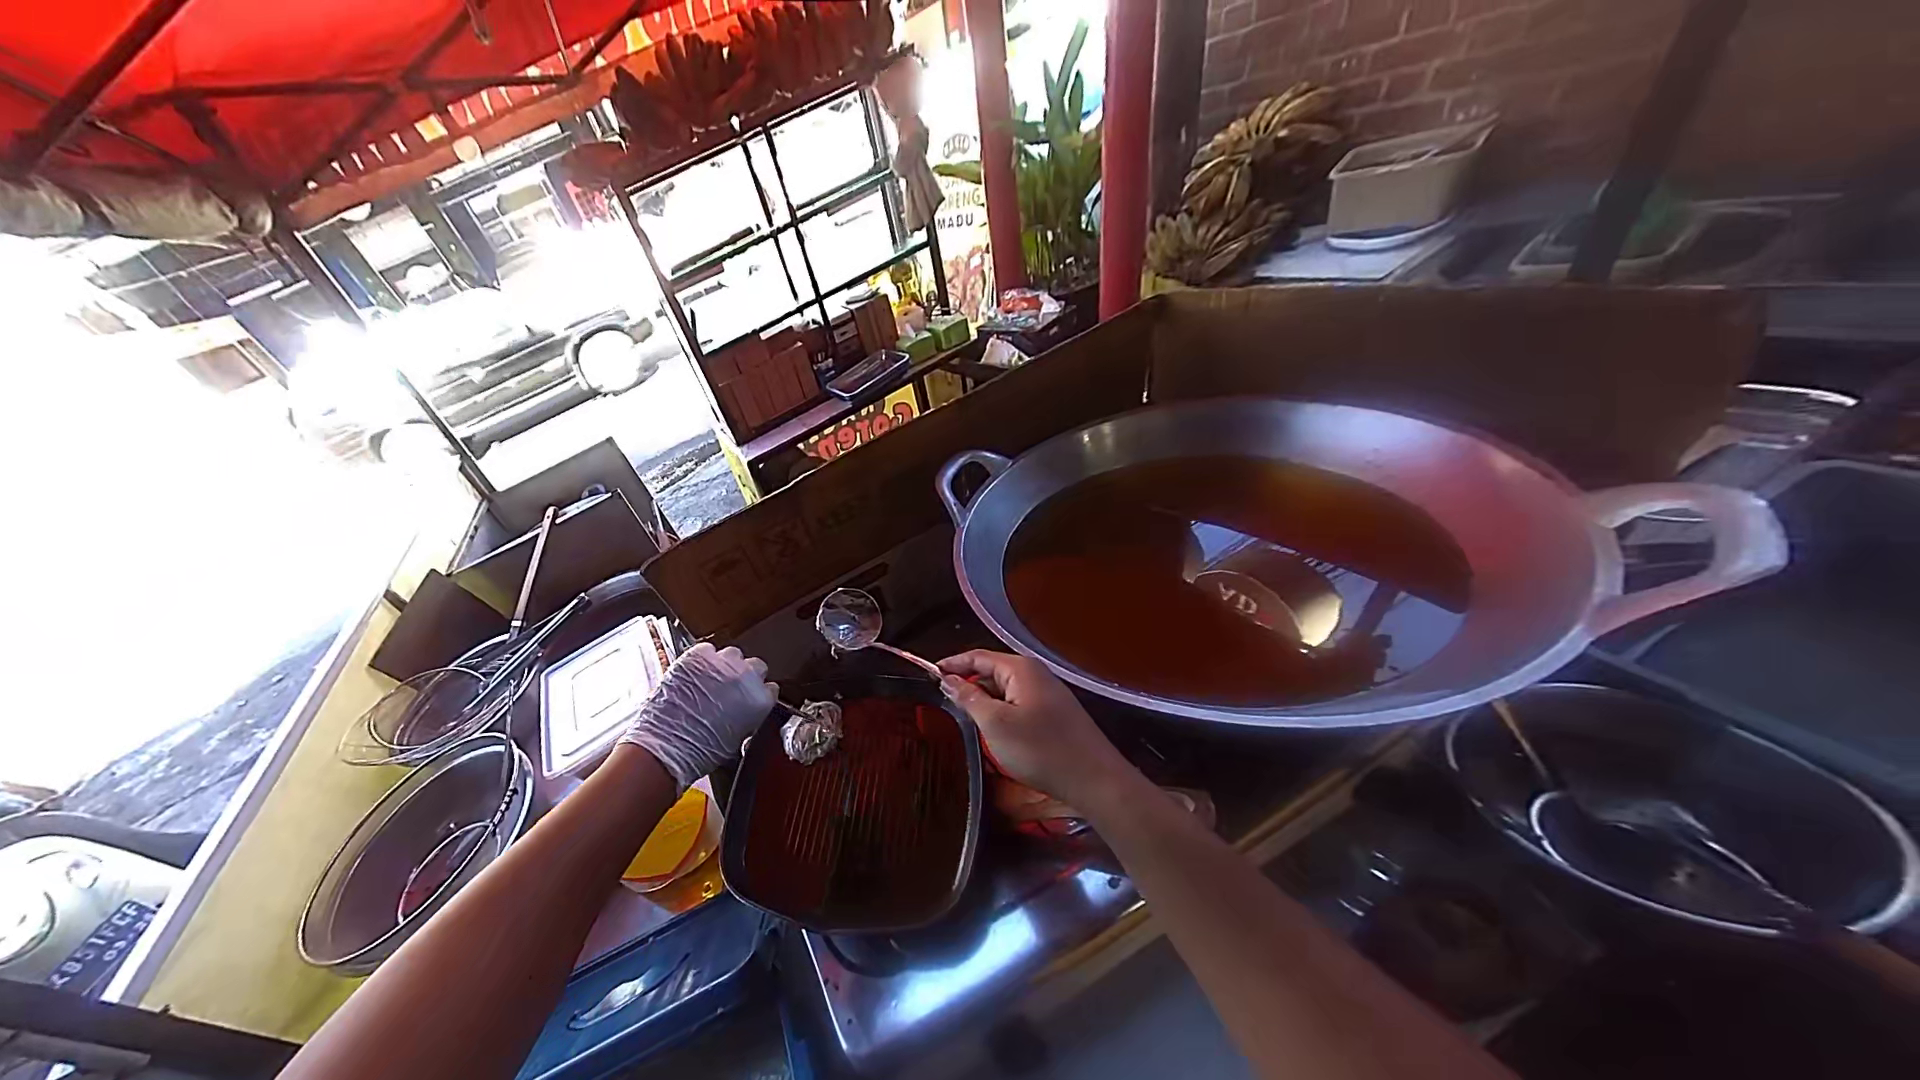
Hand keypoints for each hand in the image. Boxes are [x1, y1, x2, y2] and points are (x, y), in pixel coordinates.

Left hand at [617, 643, 774, 790]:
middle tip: (729, 688)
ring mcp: (722, 663)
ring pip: (732, 654)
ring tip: (709, 680)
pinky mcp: (698, 655)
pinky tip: (693, 674)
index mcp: (761, 700)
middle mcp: (747, 677)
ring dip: (724, 665)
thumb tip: (745, 708)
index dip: (758, 693)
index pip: (770, 688)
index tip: (748, 697)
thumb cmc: (698, 751)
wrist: (665, 746)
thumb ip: (750, 715)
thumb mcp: (738, 738)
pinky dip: (701, 660)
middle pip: (756, 666)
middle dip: (745, 675)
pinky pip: (706, 650)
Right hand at [937, 650, 1135, 808]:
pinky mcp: (1053, 714)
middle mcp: (1035, 674)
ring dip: (984, 699)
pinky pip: (1018, 703)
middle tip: (943, 699)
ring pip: (1005, 690)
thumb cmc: (1042, 749)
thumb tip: (949, 680)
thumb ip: (969, 698)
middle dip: (967, 682)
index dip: (952, 664)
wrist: (1093, 779)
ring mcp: (1047, 694)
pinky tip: (992, 730)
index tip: (929, 673)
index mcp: (1021, 669)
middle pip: (992, 671)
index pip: (978, 656)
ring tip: (963, 716)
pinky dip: (1000, 711)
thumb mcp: (995, 724)